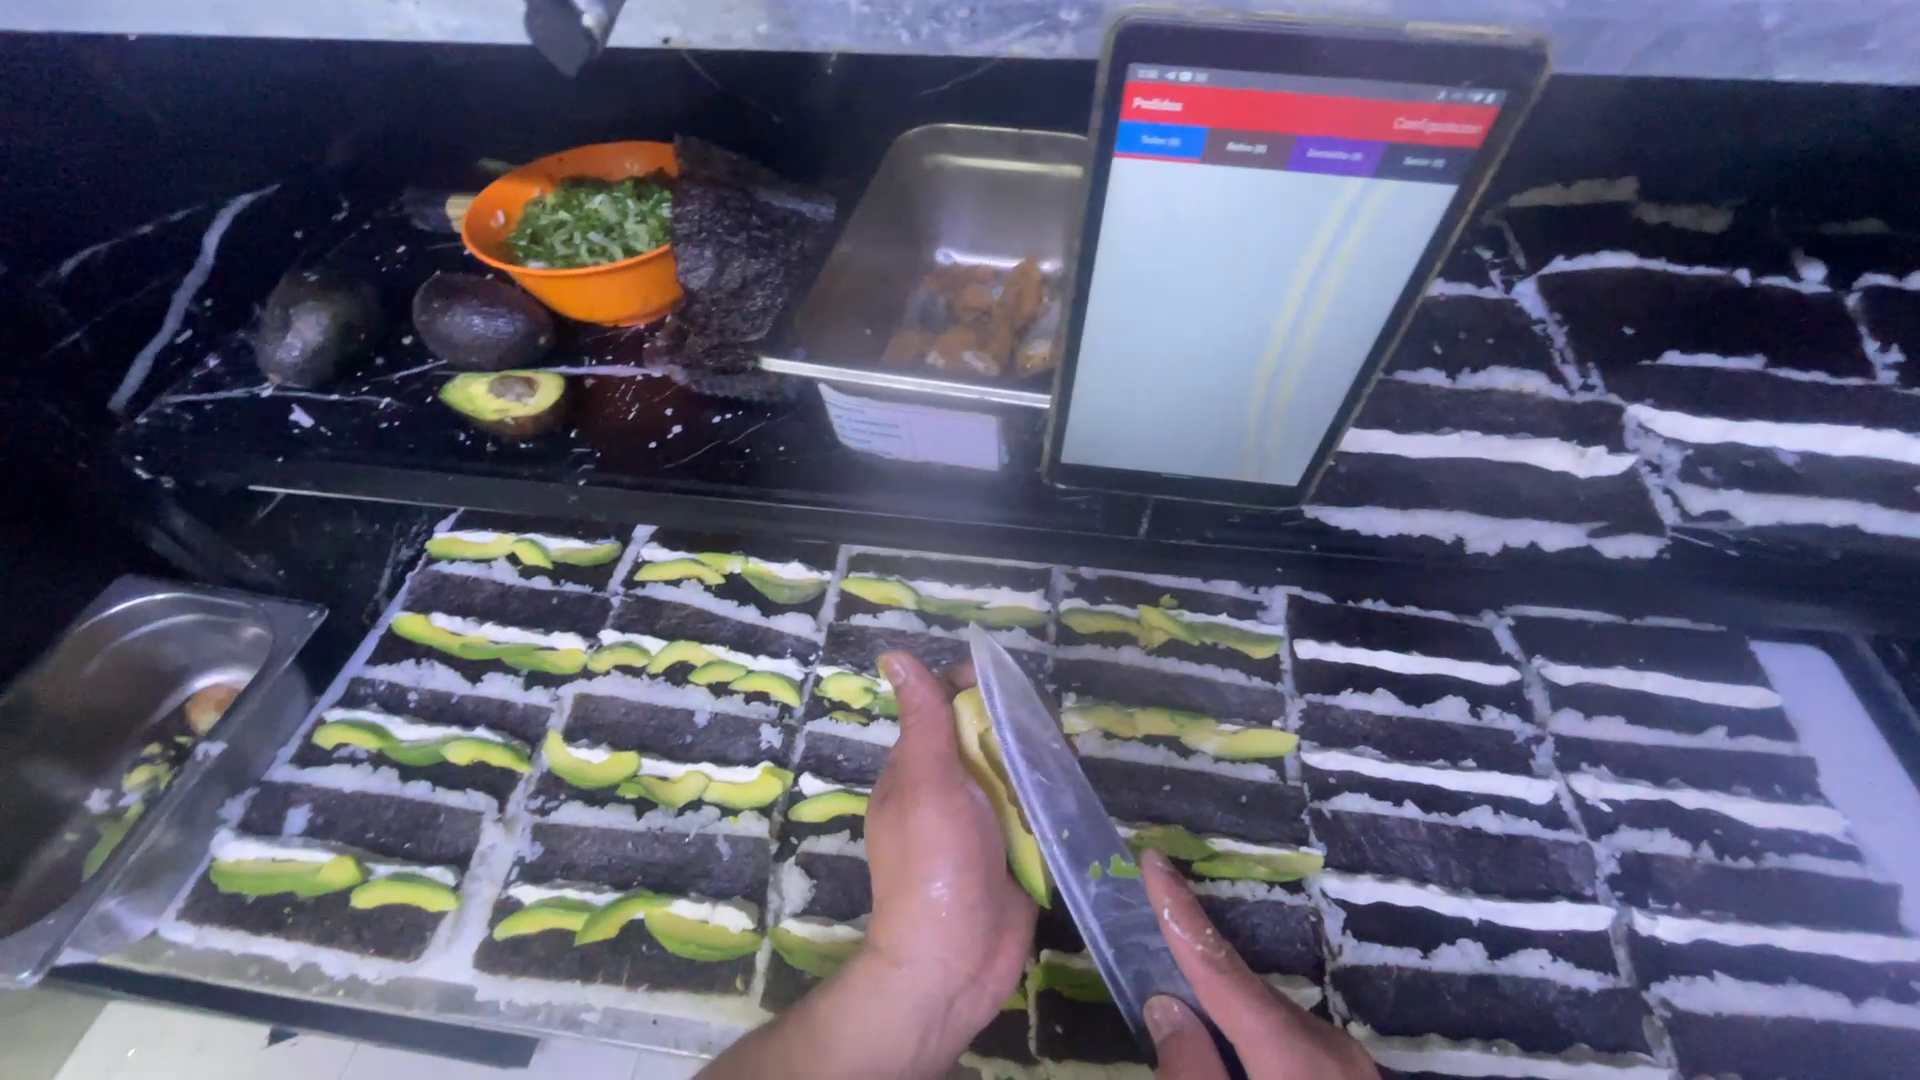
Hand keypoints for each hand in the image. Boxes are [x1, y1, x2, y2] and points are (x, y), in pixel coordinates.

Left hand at [698, 652, 1035, 1079]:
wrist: (953, 963)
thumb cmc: (933, 865)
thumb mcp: (926, 783)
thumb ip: (923, 720)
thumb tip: (894, 653)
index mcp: (917, 765)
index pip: (945, 704)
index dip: (975, 688)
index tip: (1009, 688)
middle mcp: (949, 785)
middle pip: (986, 733)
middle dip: (1017, 724)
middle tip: (1046, 731)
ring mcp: (983, 818)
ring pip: (1014, 767)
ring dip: (1037, 759)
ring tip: (1064, 757)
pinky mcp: (1013, 847)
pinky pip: (1033, 806)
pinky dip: (1050, 794)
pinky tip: (1072, 786)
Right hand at [1140, 849, 1379, 1079]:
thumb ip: (1191, 1072)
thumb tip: (1165, 1006)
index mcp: (1294, 1054)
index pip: (1220, 968)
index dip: (1180, 913)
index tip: (1154, 861)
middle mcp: (1327, 1045)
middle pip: (1244, 997)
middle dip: (1198, 984)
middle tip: (1155, 995)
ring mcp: (1350, 1065)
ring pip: (1269, 1023)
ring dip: (1229, 1026)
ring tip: (1201, 1049)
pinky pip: (1292, 1048)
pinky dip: (1259, 1049)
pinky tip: (1242, 1068)